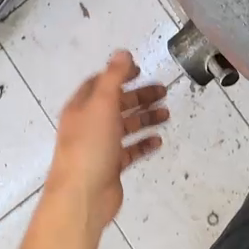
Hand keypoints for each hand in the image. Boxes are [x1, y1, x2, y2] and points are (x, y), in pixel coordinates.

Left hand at [45, 50, 168, 228]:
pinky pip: (130, 150)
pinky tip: (158, 140)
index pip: (100, 83)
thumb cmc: (90, 145)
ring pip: (126, 126)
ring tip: (167, 114)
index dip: (119, 74)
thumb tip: (122, 52)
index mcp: (82, 107)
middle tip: (163, 91)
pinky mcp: (111, 167)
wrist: (81, 196)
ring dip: (145, 118)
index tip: (140, 70)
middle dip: (139, 96)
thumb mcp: (102, 102)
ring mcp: (100, 147)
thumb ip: (114, 76)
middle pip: (117, 104)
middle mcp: (89, 124)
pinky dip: (143, 144)